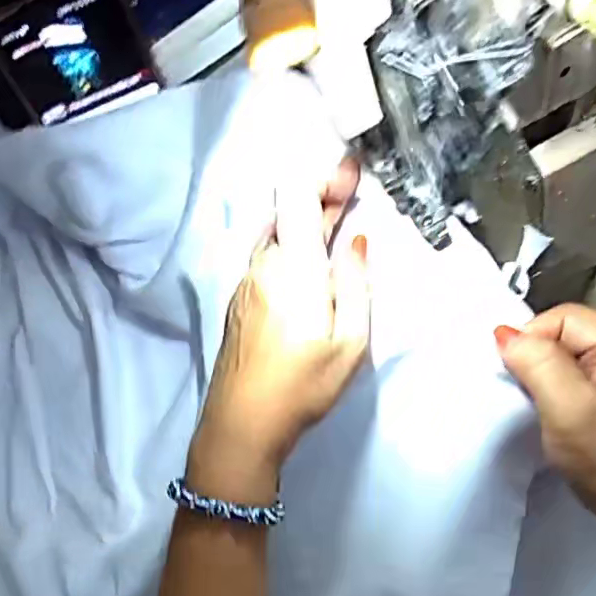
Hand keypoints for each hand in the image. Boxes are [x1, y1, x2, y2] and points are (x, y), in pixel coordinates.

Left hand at [190, 160, 370, 502]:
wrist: (241, 424)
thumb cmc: (301, 386)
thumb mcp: (348, 343)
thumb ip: (356, 286)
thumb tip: (356, 243)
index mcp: (293, 267)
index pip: (300, 196)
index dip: (325, 176)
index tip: (351, 171)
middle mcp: (263, 265)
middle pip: (287, 214)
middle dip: (320, 198)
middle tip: (349, 190)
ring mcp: (245, 284)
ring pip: (274, 236)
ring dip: (303, 224)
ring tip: (331, 225)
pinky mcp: (239, 303)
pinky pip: (265, 260)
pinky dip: (288, 248)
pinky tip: (304, 264)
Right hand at [496, 304, 595, 545]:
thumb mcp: (572, 413)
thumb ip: (538, 366)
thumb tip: (504, 333)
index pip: (562, 319)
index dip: (530, 345)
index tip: (519, 387)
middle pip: (563, 335)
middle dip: (537, 365)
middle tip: (533, 405)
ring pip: (564, 359)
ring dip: (544, 383)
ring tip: (544, 414)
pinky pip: (573, 379)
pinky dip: (556, 396)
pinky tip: (555, 418)